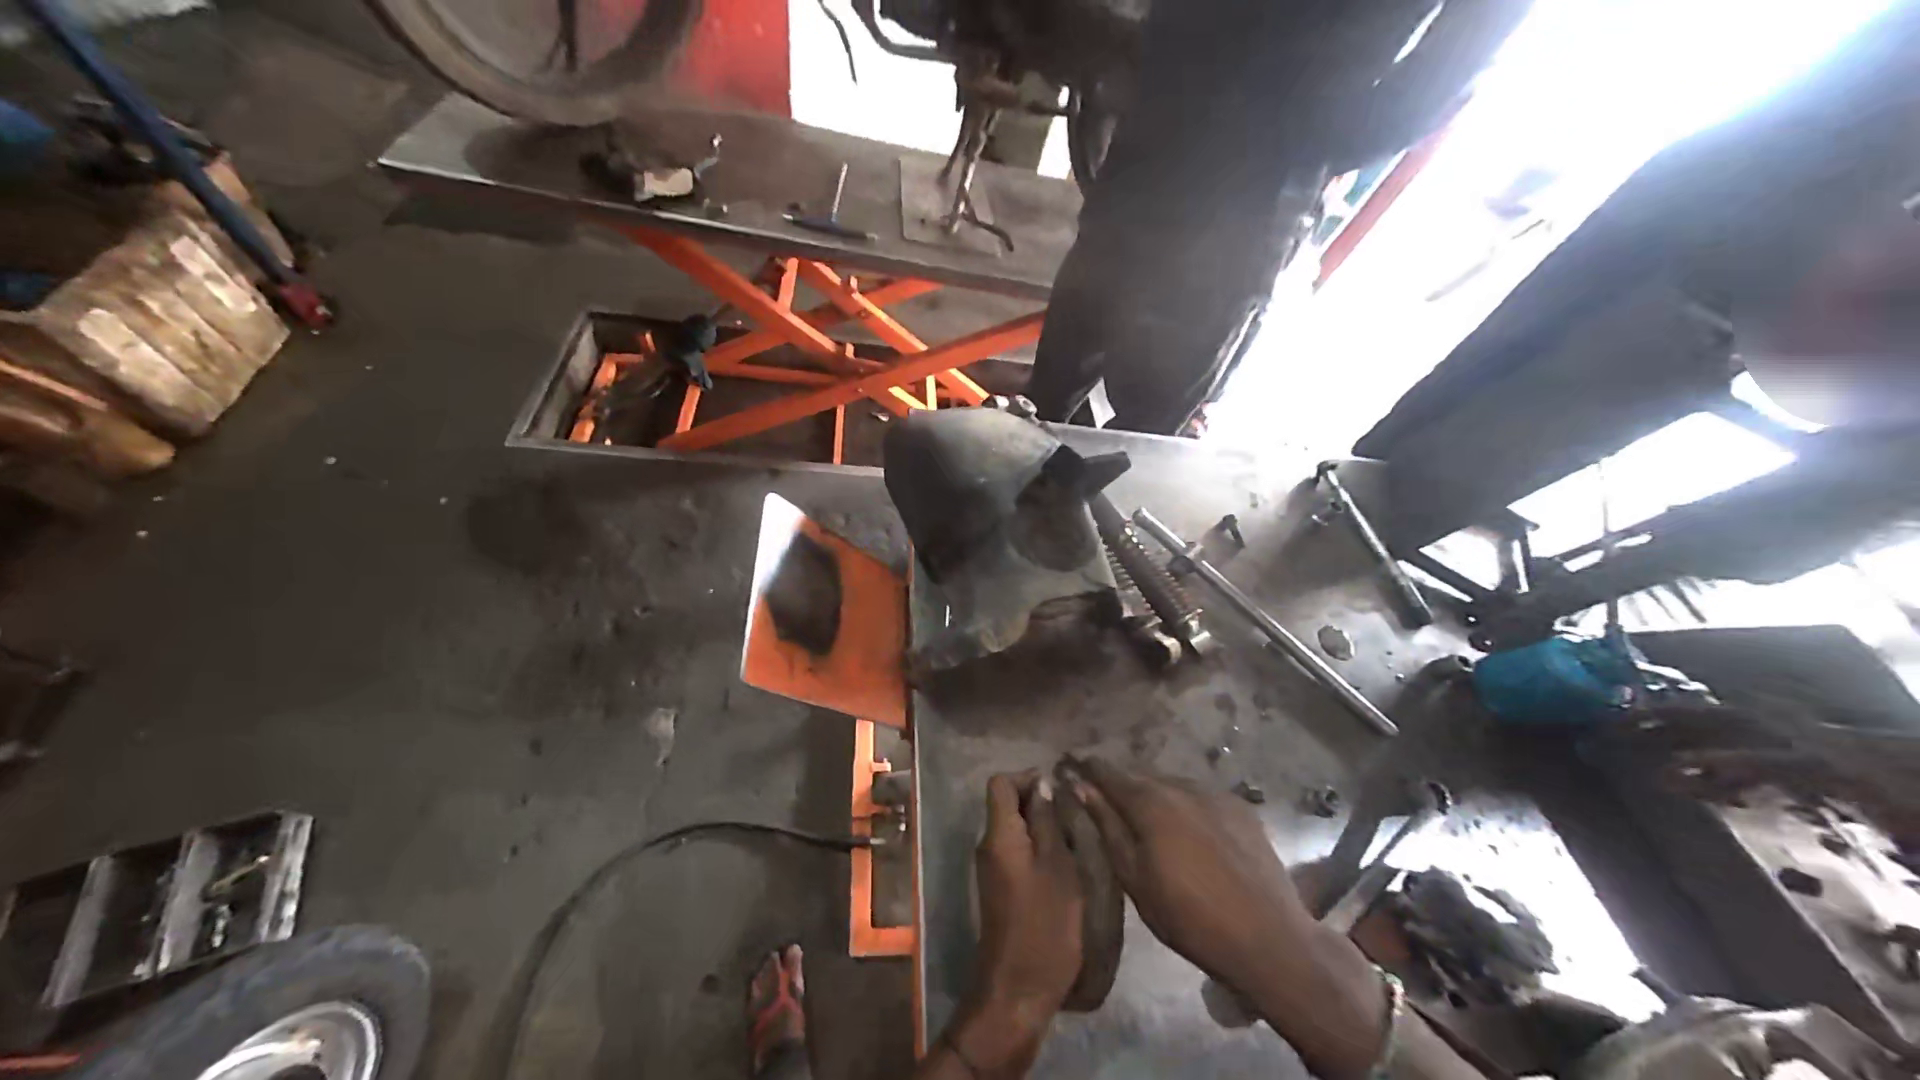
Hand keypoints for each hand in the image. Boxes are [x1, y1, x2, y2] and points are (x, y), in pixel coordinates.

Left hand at [950, 771, 1083, 1076]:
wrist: (1019, 988)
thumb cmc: (1045, 925)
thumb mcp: (1058, 867)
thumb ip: (1049, 823)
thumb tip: (1043, 787)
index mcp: (999, 835)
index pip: (1001, 783)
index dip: (1028, 778)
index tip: (1059, 791)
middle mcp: (989, 845)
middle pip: (1007, 804)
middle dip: (1039, 802)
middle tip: (1075, 815)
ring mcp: (993, 868)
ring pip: (1015, 828)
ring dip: (1042, 826)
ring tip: (1077, 838)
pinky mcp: (1002, 888)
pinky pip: (1018, 851)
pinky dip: (1039, 848)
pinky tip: (1066, 864)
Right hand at [1070, 758, 1385, 1079]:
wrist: (1268, 938)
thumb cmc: (1189, 916)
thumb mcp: (1134, 877)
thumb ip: (1106, 826)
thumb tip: (1080, 786)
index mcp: (1149, 801)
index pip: (1107, 771)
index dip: (1086, 767)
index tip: (1069, 764)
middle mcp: (1180, 786)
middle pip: (1139, 775)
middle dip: (1118, 782)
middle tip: (1103, 797)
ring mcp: (1214, 794)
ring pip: (1170, 784)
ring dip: (1152, 793)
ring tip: (1144, 815)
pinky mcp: (1240, 808)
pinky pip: (1199, 796)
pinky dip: (1183, 804)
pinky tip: (1185, 828)